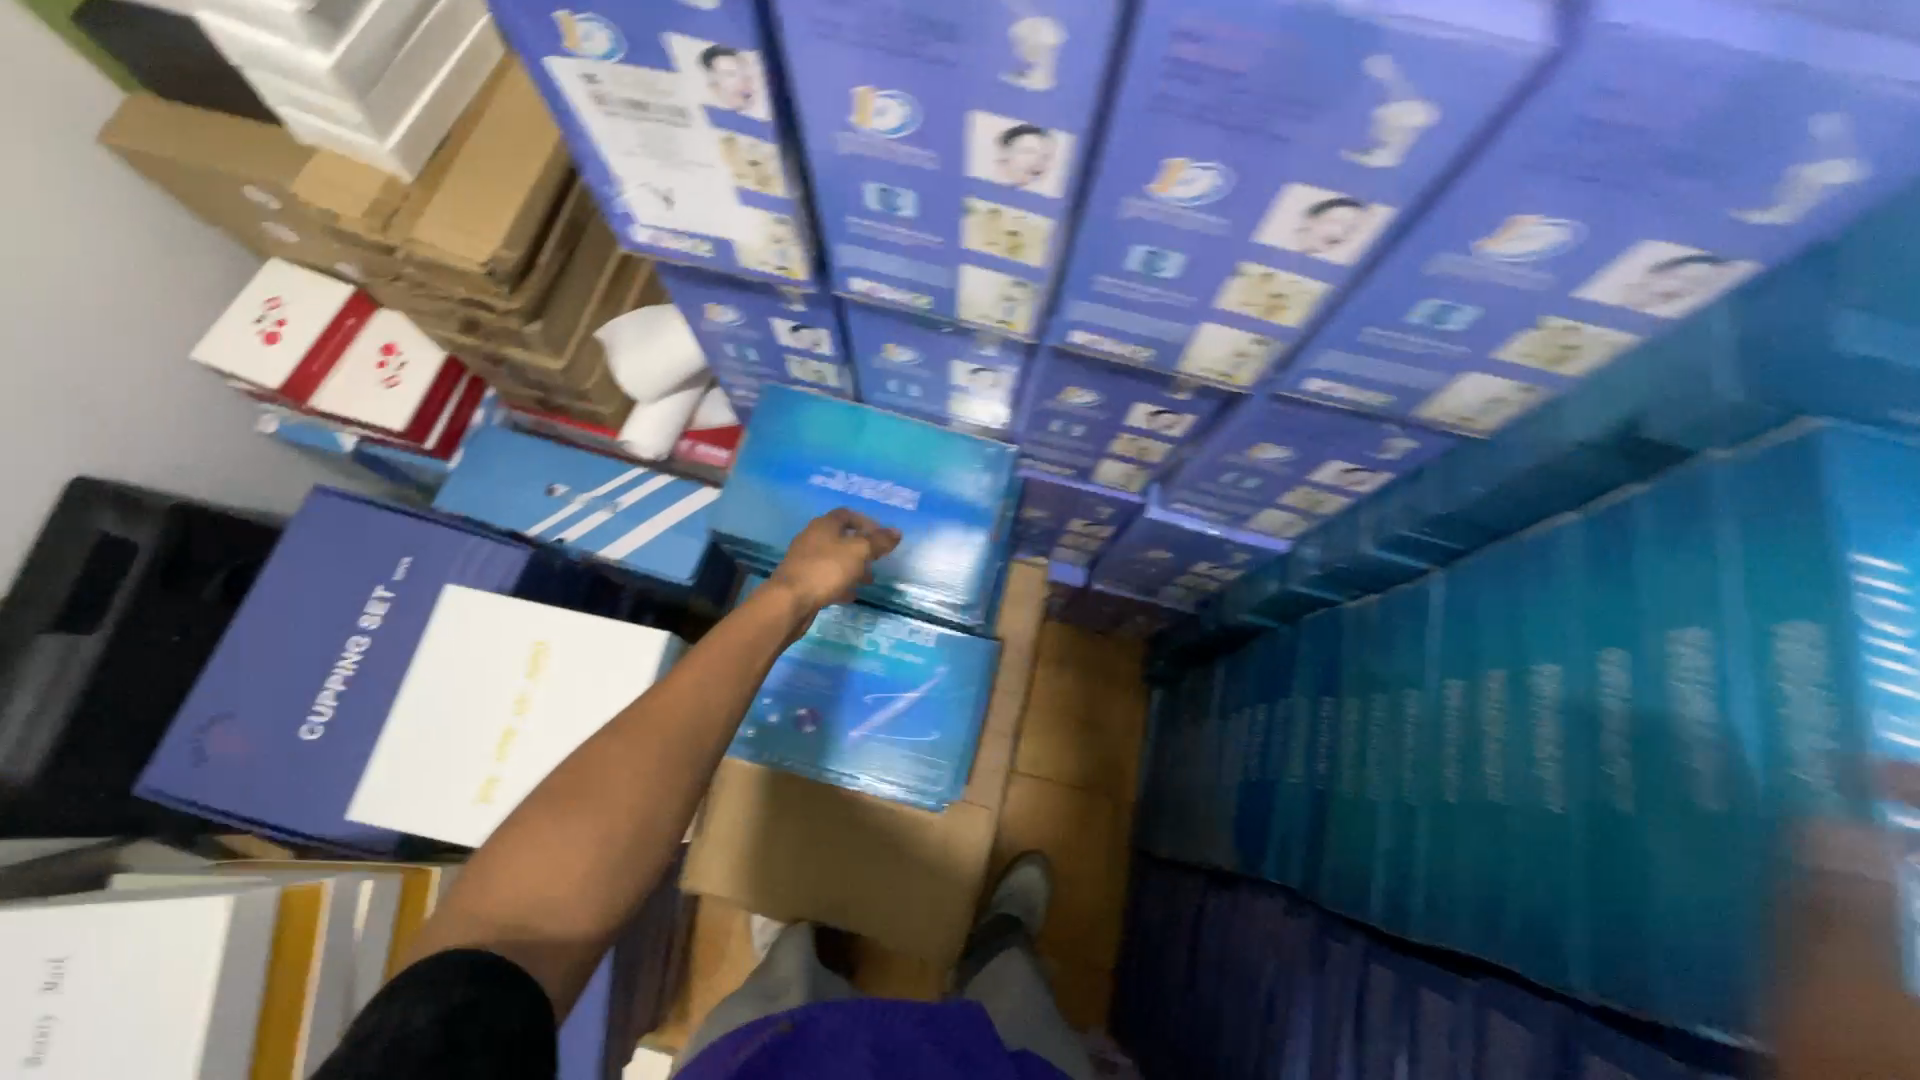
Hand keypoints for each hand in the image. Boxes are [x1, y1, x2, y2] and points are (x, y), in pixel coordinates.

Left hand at [767, 508, 902, 616]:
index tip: (881, 537)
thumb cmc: (826, 570)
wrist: (789, 601)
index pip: (847, 514)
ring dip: (852, 567)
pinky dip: (840, 583)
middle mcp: (812, 538)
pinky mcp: (802, 581)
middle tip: (877, 560)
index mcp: (824, 525)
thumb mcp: (858, 552)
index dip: (866, 522)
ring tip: (868, 581)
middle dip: (861, 548)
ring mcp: (805, 560)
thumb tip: (897, 532)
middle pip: (840, 538)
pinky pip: (826, 577)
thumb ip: (878, 542)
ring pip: (834, 559)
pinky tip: (850, 595)